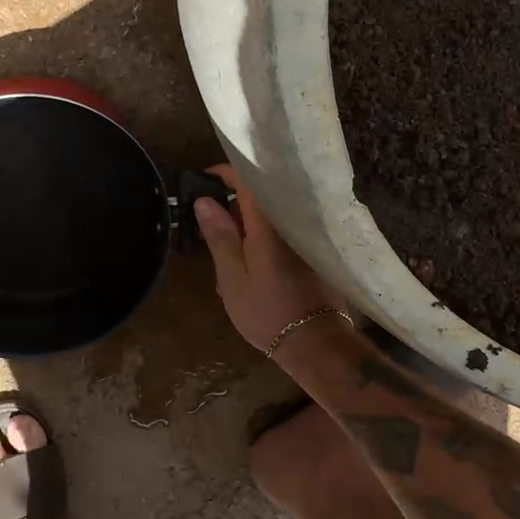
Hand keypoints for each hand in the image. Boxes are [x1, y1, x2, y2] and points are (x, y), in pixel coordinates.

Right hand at [195, 164, 344, 355]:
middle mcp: (288, 224)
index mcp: (268, 225)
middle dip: (231, 209)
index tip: (204, 181)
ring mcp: (301, 240)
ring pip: (267, 220)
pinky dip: (261, 244)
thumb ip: (220, 236)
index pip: (248, 181)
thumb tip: (204, 200)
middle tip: (210, 233)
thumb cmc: (267, 313)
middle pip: (258, 199)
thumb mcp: (233, 278)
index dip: (225, 174)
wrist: (315, 344)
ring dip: (245, 230)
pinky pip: (280, 236)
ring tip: (226, 261)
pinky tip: (249, 271)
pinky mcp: (308, 255)